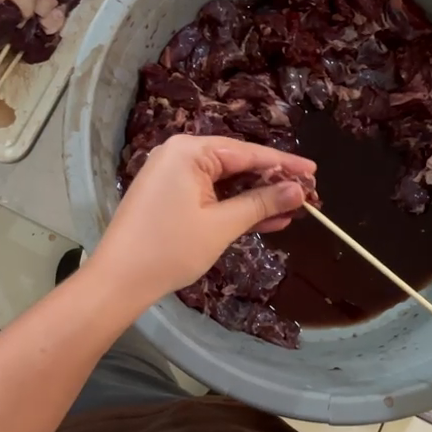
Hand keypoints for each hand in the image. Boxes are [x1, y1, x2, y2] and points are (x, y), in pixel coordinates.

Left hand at [86, 135, 314, 303]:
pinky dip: (234, 206)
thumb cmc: (170, 249)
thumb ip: (261, 203)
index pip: (247, 153)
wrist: (118, 280)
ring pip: (225, 182)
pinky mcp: (168, 195)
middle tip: (307, 195)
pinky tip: (266, 219)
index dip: (284, 164)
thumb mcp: (222, 226)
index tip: (314, 171)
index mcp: (189, 151)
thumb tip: (299, 190)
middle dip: (271, 182)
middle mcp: (179, 154)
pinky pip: (210, 194)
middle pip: (236, 164)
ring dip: (256, 198)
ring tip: (293, 210)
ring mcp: (171, 175)